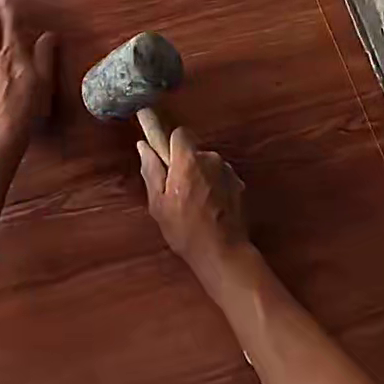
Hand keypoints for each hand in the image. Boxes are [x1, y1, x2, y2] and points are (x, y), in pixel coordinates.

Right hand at [136, 127, 248, 275]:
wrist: (223, 251)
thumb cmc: (185, 229)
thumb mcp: (158, 203)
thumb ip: (151, 170)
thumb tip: (144, 146)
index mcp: (189, 160)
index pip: (180, 133)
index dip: (171, 144)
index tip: (166, 161)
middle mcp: (211, 159)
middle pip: (194, 151)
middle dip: (185, 165)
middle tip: (177, 192)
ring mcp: (228, 171)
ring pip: (207, 164)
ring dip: (200, 176)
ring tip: (194, 204)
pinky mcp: (238, 183)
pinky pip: (220, 176)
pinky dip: (214, 186)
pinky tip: (209, 208)